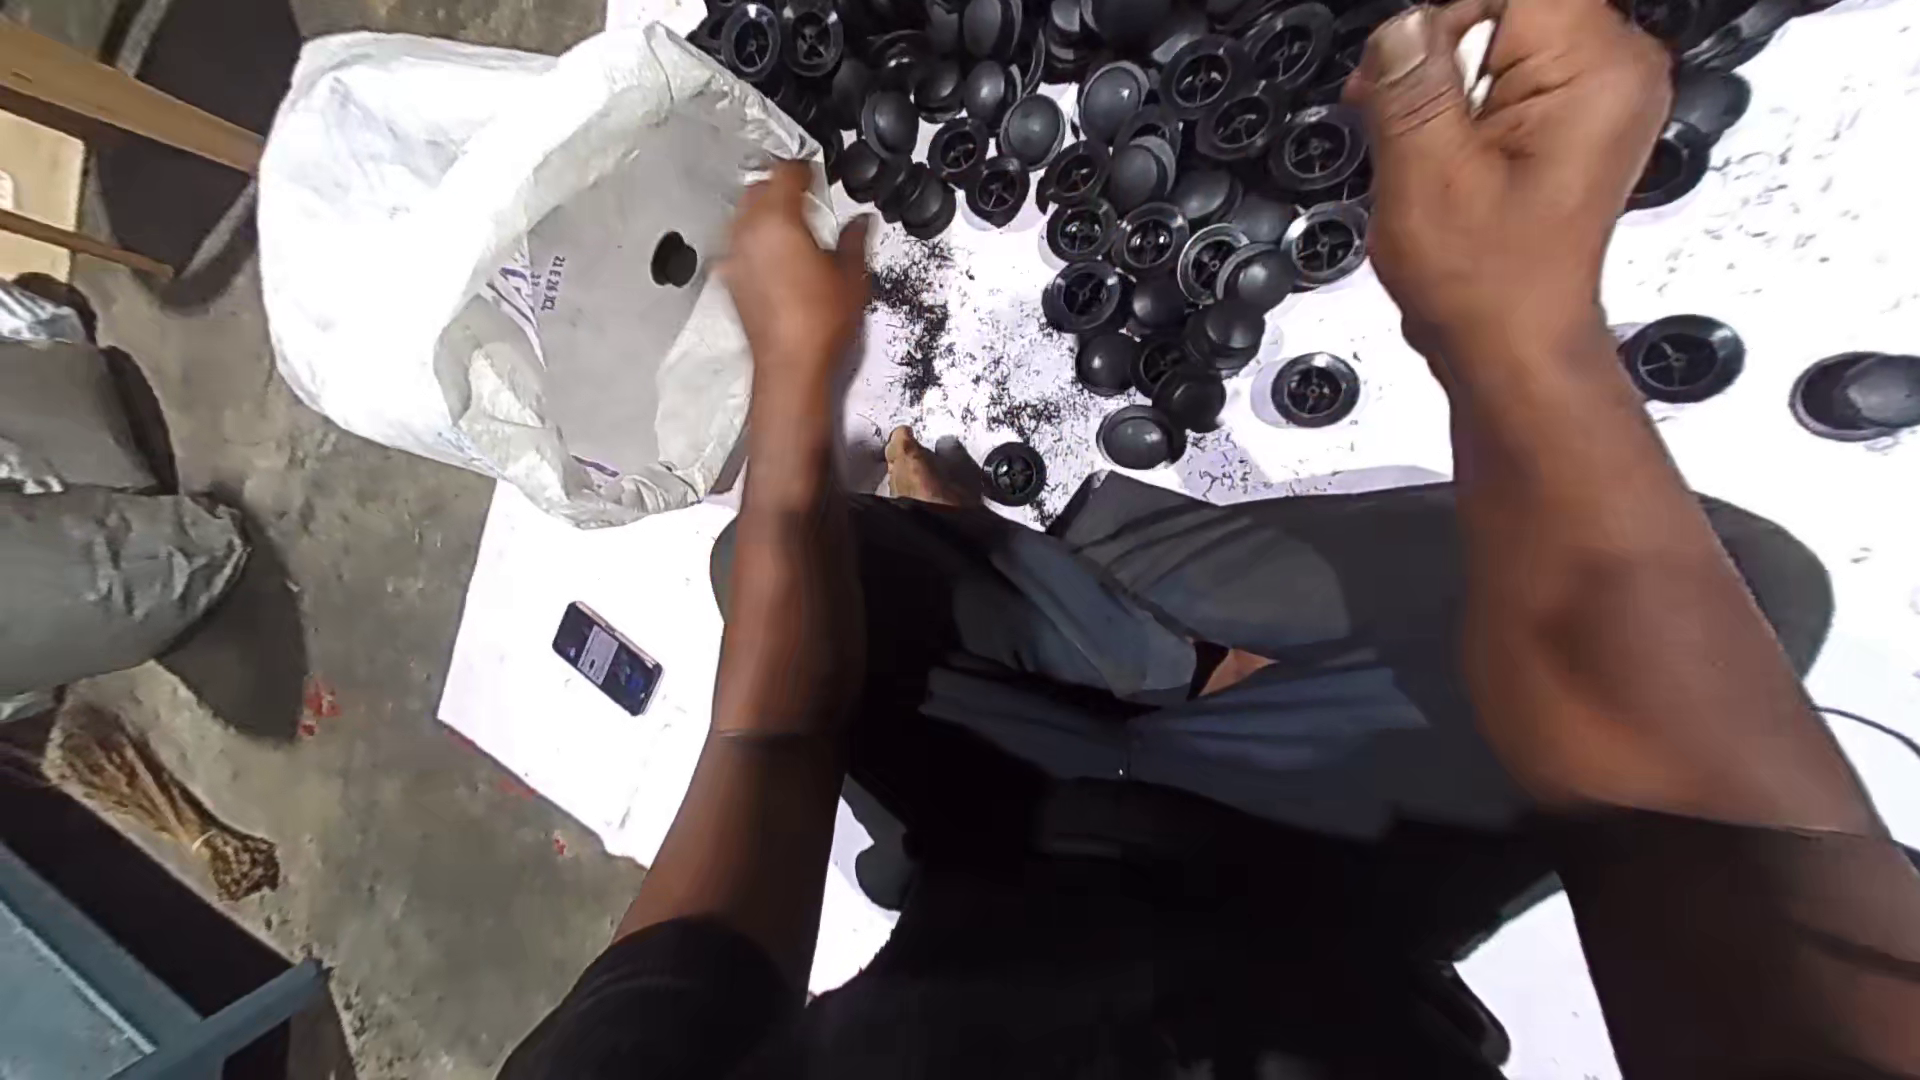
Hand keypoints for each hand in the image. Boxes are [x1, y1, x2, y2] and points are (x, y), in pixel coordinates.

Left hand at [723, 161, 870, 395]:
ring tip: (791, 227)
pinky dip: (756, 243)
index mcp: (778, 220)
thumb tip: (861, 223)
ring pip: (744, 218)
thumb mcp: (852, 278)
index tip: (815, 172)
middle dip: (780, 187)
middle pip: (758, 189)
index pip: (786, 173)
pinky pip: (740, 247)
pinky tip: (777, 260)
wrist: (791, 368)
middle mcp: (747, 233)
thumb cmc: (818, 328)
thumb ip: (855, 240)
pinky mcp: (731, 282)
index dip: (804, 169)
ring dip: (765, 214)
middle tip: (803, 194)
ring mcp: (734, 258)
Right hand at [1344, 0, 1670, 361]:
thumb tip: (1399, 26)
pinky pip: (1507, 97)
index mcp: (1590, 70)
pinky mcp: (1566, 137)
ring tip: (1411, 160)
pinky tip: (1434, 166)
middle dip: (1434, 63)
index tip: (1387, 74)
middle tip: (1386, 122)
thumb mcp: (1424, 180)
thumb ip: (1412, 93)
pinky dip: (1459, 124)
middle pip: (1511, 15)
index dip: (1440, 23)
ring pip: (1503, 58)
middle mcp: (1611, 74)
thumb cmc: (1477, 278)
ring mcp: (1592, 107)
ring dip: (1440, 100)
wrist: (1503, 340)